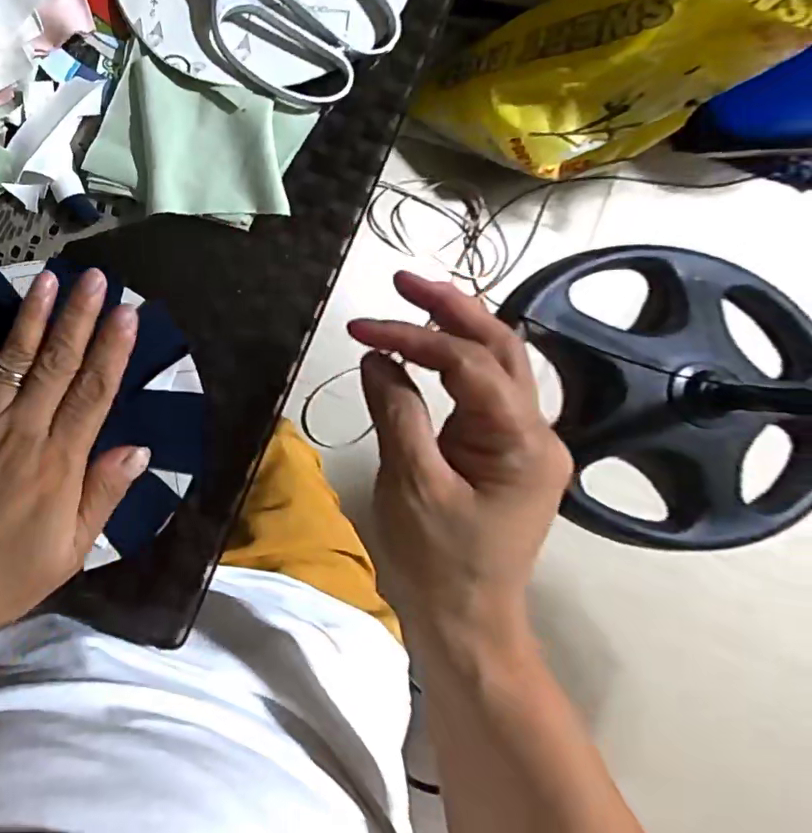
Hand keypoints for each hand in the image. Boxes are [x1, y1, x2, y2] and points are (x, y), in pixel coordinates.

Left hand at [0, 269, 145, 659]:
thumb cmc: (5, 576)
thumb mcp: (69, 551)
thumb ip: (101, 495)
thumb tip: (137, 448)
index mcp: (59, 462)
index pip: (93, 393)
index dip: (113, 350)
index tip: (128, 312)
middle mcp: (22, 430)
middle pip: (56, 364)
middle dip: (78, 318)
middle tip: (95, 278)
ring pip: (11, 360)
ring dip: (30, 317)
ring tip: (46, 279)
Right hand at [348, 271, 572, 646]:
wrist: (464, 608)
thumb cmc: (439, 551)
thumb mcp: (412, 481)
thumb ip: (397, 414)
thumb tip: (377, 358)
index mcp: (521, 443)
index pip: (468, 367)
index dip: (413, 338)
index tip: (356, 328)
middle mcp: (533, 433)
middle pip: (501, 351)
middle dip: (454, 310)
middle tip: (402, 280)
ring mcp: (518, 439)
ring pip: (496, 365)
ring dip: (456, 327)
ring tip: (411, 298)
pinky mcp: (495, 447)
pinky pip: (477, 390)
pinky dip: (448, 359)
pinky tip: (418, 347)